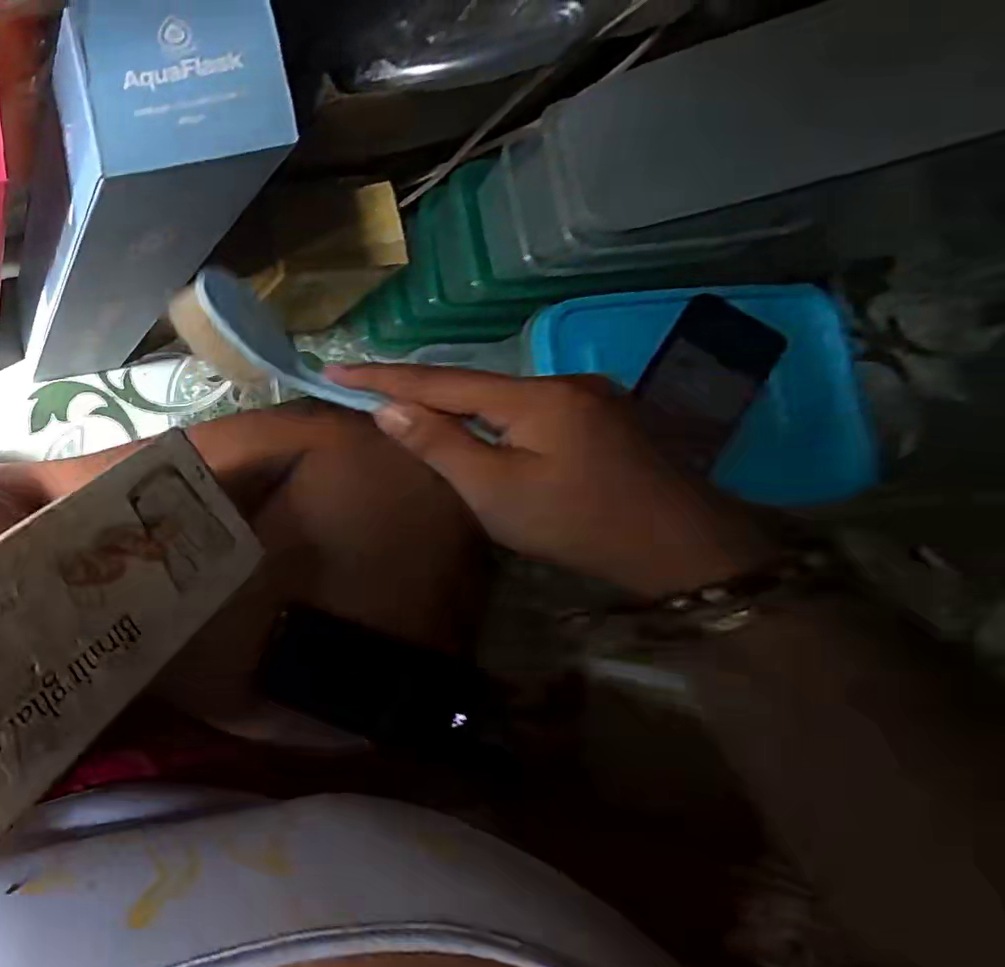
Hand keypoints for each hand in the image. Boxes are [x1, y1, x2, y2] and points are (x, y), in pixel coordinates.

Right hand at [329, 364, 780, 596]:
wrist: (682, 548)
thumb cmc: (574, 522)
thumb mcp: (493, 490)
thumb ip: (439, 444)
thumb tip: (388, 408)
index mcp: (533, 397)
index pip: (439, 381)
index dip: (381, 376)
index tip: (333, 368)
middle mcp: (561, 383)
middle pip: (469, 381)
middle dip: (411, 384)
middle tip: (358, 383)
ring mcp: (587, 397)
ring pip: (497, 394)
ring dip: (447, 399)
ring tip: (403, 404)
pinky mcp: (599, 417)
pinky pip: (522, 406)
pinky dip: (483, 412)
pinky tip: (469, 424)